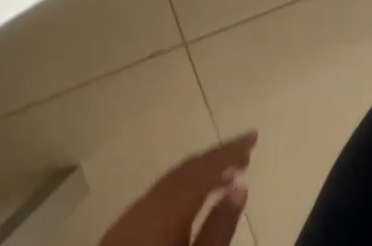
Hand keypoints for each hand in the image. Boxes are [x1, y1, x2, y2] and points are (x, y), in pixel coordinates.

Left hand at [100, 130, 256, 245]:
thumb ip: (219, 228)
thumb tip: (240, 187)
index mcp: (165, 214)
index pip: (202, 170)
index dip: (229, 150)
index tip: (254, 137)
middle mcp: (143, 208)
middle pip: (183, 171)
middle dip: (215, 156)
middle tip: (246, 149)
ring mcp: (126, 221)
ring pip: (168, 182)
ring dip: (198, 170)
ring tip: (226, 168)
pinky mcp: (118, 234)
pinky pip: (155, 196)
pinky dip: (180, 186)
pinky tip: (192, 193)